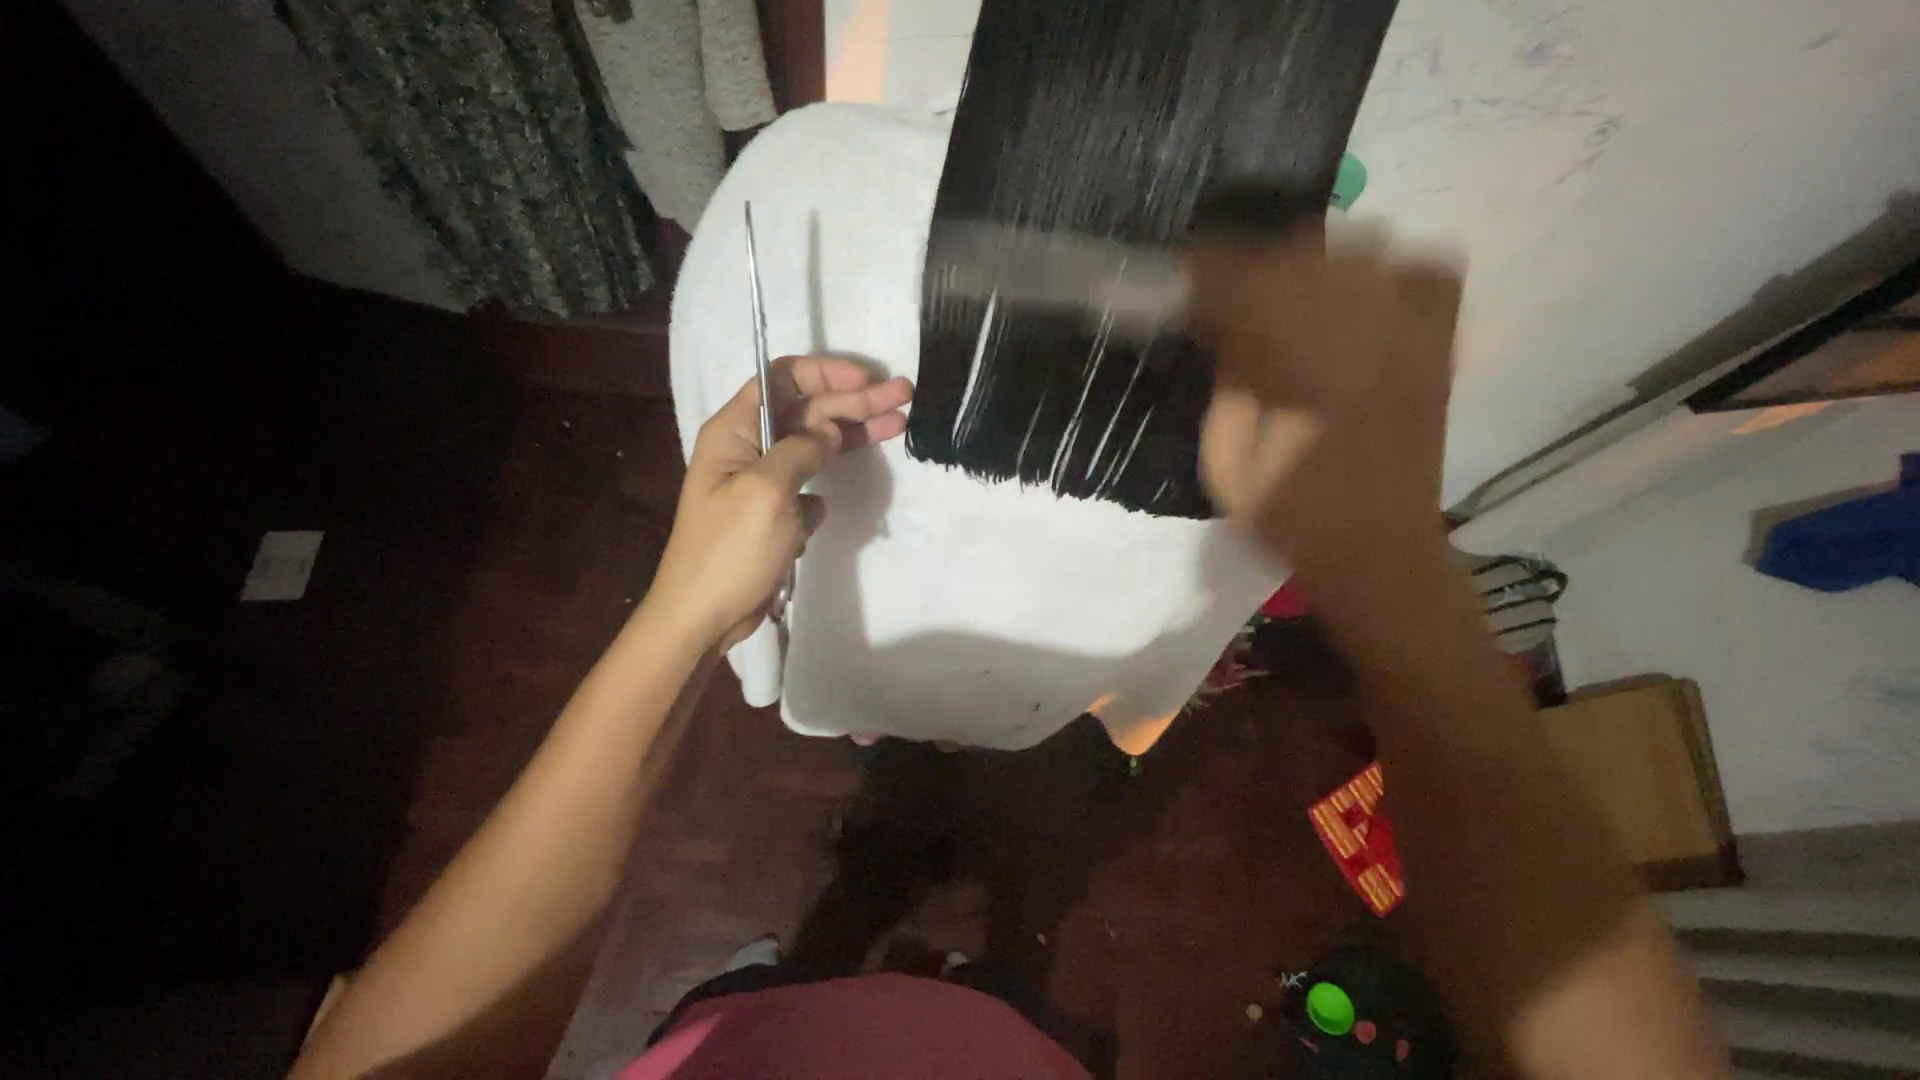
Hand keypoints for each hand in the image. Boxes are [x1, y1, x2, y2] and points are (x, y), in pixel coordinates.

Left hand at [648, 355, 911, 649]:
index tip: (866, 381)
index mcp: (734, 430)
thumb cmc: (729, 549)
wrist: (704, 616)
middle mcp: (748, 447)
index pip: (781, 379)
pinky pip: (811, 483)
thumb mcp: (768, 490)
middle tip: (903, 394)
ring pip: (816, 444)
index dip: (825, 372)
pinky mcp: (777, 511)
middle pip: (807, 409)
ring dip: (855, 433)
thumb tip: (830, 431)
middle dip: (854, 399)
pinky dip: (831, 481)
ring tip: (899, 422)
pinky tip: (846, 486)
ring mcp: (764, 480)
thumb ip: (802, 449)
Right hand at [1187, 225, 1462, 577]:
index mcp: (1306, 378)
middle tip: (1216, 284)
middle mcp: (1366, 343)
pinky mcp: (1438, 347)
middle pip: (1303, 259)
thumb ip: (1227, 388)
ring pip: (1361, 251)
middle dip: (1249, 265)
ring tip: (1279, 288)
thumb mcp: (1228, 467)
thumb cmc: (1293, 520)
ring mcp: (1413, 339)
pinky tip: (1357, 292)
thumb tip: (1223, 327)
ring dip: (1309, 262)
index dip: (1206, 275)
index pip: (1248, 294)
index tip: (1176, 273)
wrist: (1378, 553)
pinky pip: (1424, 273)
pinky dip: (1387, 270)